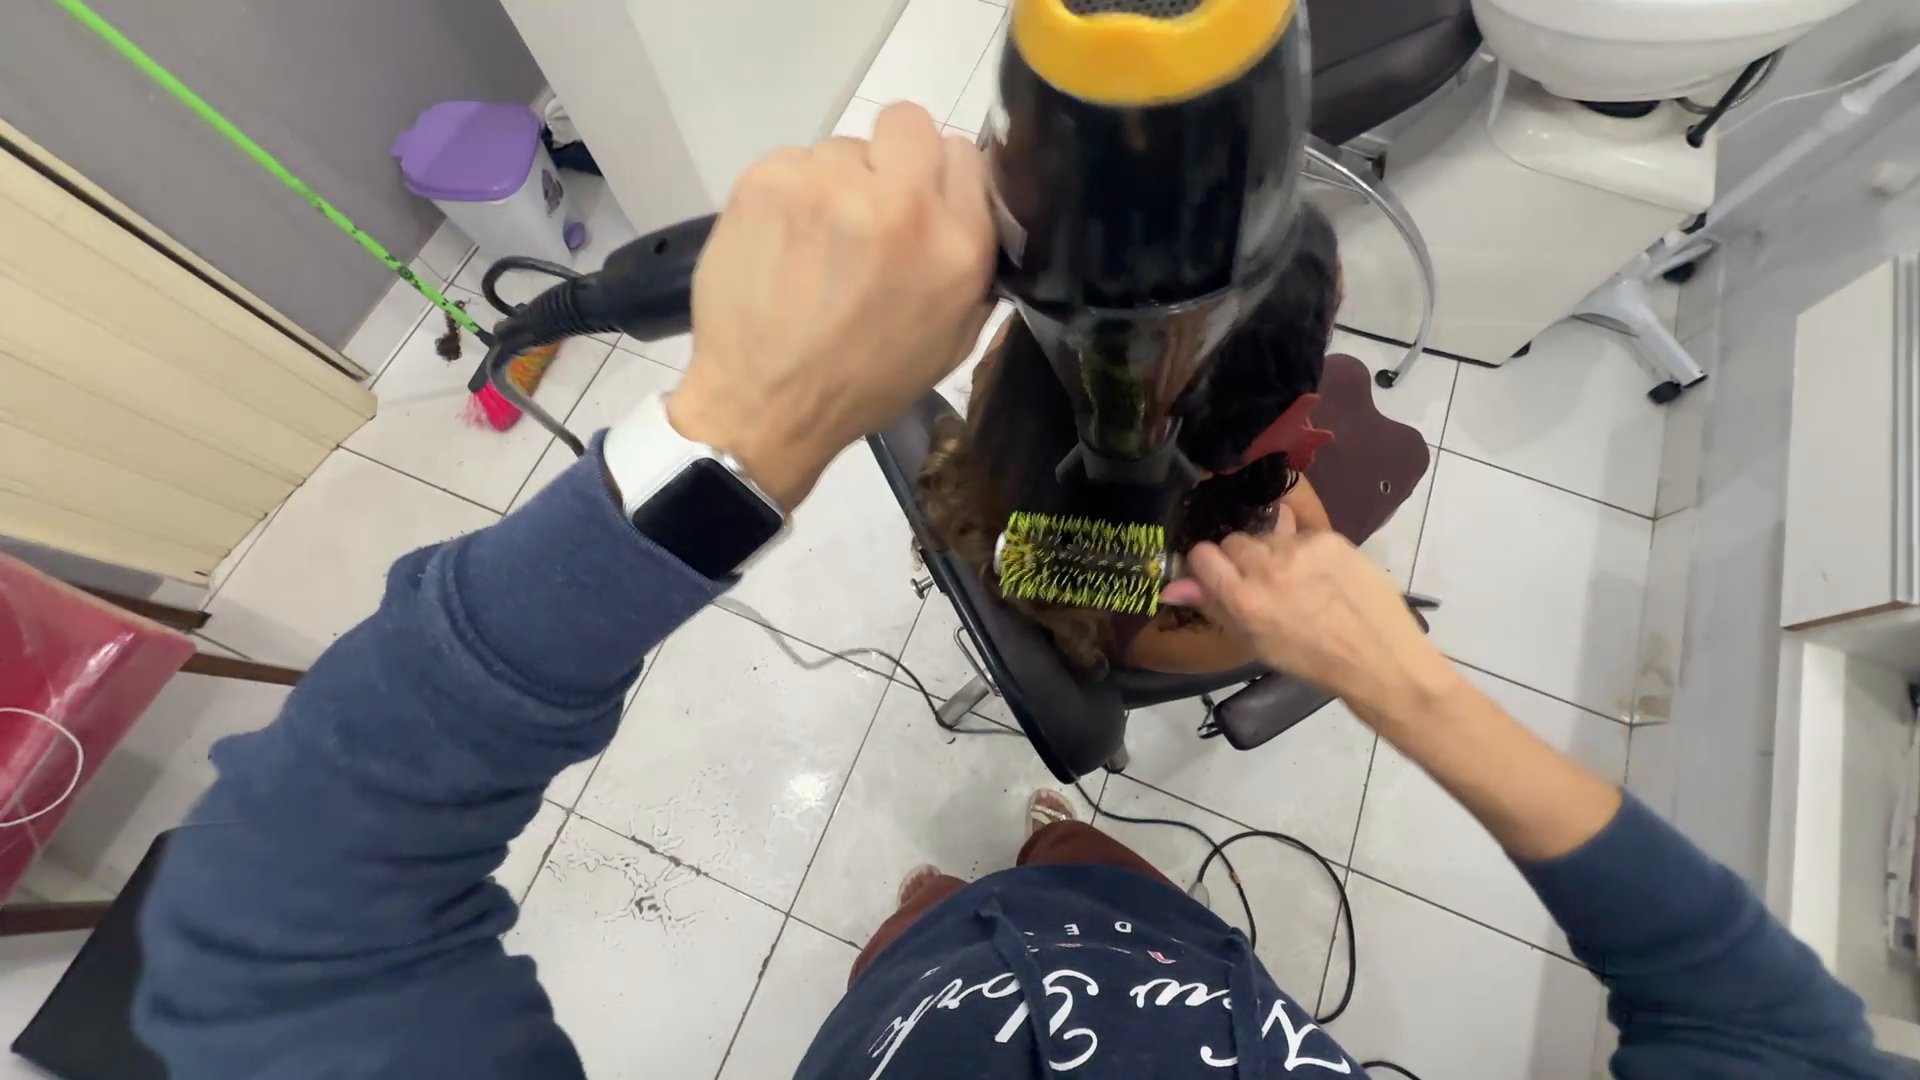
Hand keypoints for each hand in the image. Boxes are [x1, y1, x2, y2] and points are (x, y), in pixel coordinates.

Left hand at [666, 103, 995, 509]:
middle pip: (908, 123)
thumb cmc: (864, 386)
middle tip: (870, 212)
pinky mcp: (769, 180)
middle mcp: (902, 203)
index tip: (918, 210)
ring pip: (843, 147)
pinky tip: (783, 246)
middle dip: (893, 160)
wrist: (767, 405)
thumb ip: (975, 273)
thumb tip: (975, 220)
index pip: (965, 153)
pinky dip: (791, 196)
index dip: (940, 179)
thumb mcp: (949, 346)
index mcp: (957, 247)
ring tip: (817, 247)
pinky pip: (793, 162)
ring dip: (838, 185)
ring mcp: (830, 185)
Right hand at [1161, 508, 1461, 721]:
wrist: (1379, 657)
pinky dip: (1302, 552)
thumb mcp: (1252, 642)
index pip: (1201, 555)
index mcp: (1243, 600)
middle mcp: (1267, 568)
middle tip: (1260, 584)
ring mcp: (1300, 549)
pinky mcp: (1329, 538)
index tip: (1216, 578)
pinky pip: (1298, 535)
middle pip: (1231, 542)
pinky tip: (1320, 576)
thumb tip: (1171, 587)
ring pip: (1265, 537)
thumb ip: (1212, 607)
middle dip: (1239, 560)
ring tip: (1295, 581)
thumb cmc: (1309, 658)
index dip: (1205, 566)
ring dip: (1271, 554)